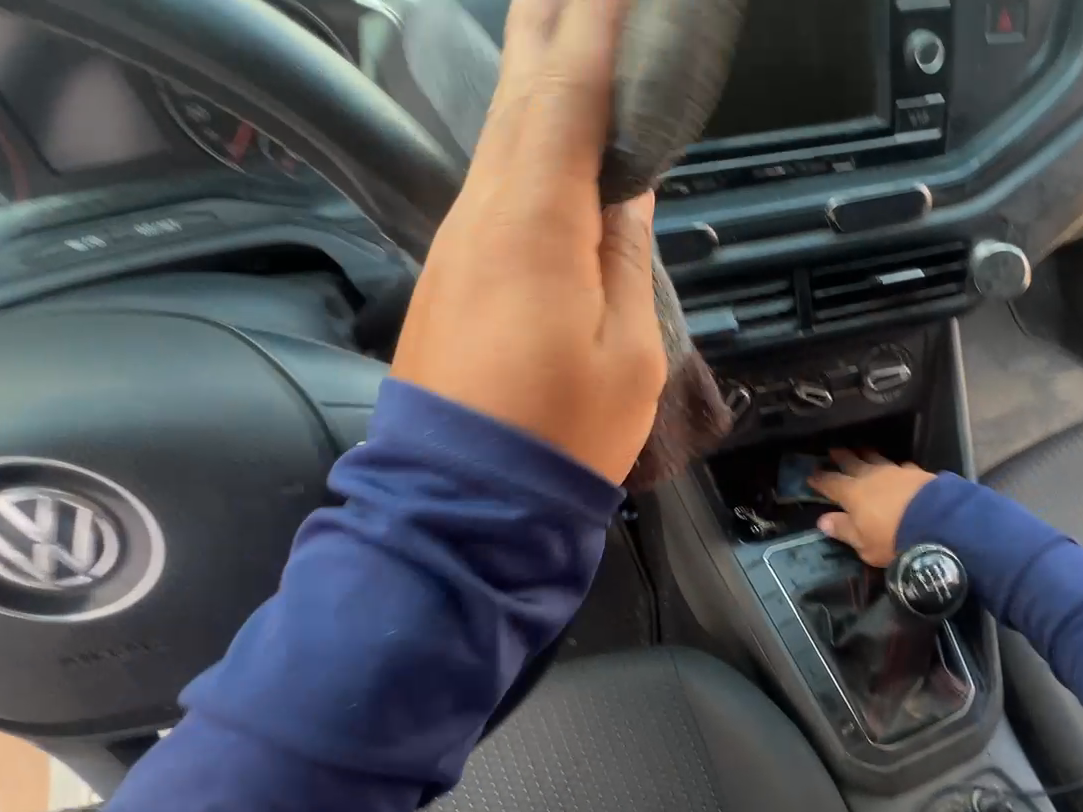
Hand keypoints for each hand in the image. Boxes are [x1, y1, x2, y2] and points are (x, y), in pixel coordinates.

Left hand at [390, 0, 664, 485]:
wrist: (472, 493)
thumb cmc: (562, 432)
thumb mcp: (629, 350)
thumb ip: (626, 255)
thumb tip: (627, 190)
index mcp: (537, 225)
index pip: (570, 93)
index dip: (598, 27)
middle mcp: (485, 213)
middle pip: (522, 91)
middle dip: (554, 20)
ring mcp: (460, 239)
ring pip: (503, 130)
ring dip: (535, 67)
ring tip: (562, 22)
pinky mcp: (453, 268)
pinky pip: (495, 177)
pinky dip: (524, 133)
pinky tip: (541, 125)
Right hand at [808, 450, 937, 567]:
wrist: (937, 523)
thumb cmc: (893, 539)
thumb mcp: (864, 544)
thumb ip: (843, 530)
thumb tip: (822, 520)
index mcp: (852, 494)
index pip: (830, 483)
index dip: (819, 479)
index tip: (810, 474)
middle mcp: (871, 477)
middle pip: (851, 462)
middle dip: (840, 456)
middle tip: (833, 449)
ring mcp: (895, 472)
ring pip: (876, 458)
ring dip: (866, 453)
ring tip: (861, 449)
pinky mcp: (917, 472)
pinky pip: (901, 466)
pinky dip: (895, 467)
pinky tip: (897, 468)